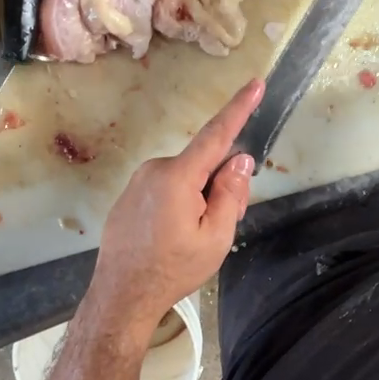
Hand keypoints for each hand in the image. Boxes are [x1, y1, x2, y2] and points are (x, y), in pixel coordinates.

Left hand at [87, 80, 261, 331]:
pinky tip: (173, 238)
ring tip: (194, 238)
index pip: (216, 135)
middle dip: (221, 185)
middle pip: (203, 164)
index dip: (239, 110)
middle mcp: (155, 170)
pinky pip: (166, 190)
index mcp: (178, 177)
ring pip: (185, 179)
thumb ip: (231, 194)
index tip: (255, 84)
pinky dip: (180, 204)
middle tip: (222, 225)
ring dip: (200, 198)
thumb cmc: (173, 269)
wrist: (123, 295)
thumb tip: (239, 160)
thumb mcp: (216, 237)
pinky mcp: (129, 196)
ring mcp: (138, 182)